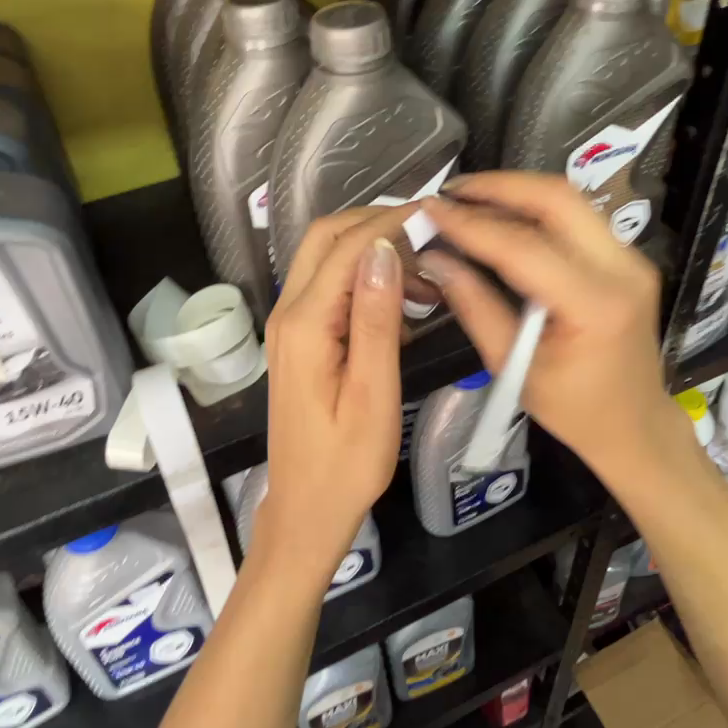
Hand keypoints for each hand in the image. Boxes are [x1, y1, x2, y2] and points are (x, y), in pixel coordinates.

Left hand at [257, 206, 412, 574]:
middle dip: (377, 224)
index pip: (348, 246)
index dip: (392, 222)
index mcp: (306, 324)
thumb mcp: (373, 394)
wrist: (305, 511)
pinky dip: (365, 279)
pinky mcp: (299, 340)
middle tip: (431, 236)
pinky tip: (403, 306)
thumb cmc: (346, 463)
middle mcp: (288, 313)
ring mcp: (289, 326)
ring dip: (372, 251)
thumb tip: (384, 248)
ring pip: (326, 259)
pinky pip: (329, 288)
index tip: (439, 216)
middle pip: (327, 238)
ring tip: (427, 277)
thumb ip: (376, 319)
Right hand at [419, 173, 693, 477]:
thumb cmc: (573, 410)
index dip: (472, 224)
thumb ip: (474, 306)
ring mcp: (631, 258)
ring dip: (516, 192)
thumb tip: (434, 258)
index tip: (431, 208)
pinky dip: (534, 209)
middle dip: (499, 186)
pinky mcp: (626, 257)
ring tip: (468, 198)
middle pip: (558, 199)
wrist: (636, 425)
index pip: (524, 247)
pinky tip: (500, 217)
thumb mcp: (513, 366)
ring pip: (569, 200)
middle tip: (451, 191)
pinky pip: (576, 217)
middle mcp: (622, 269)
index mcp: (595, 306)